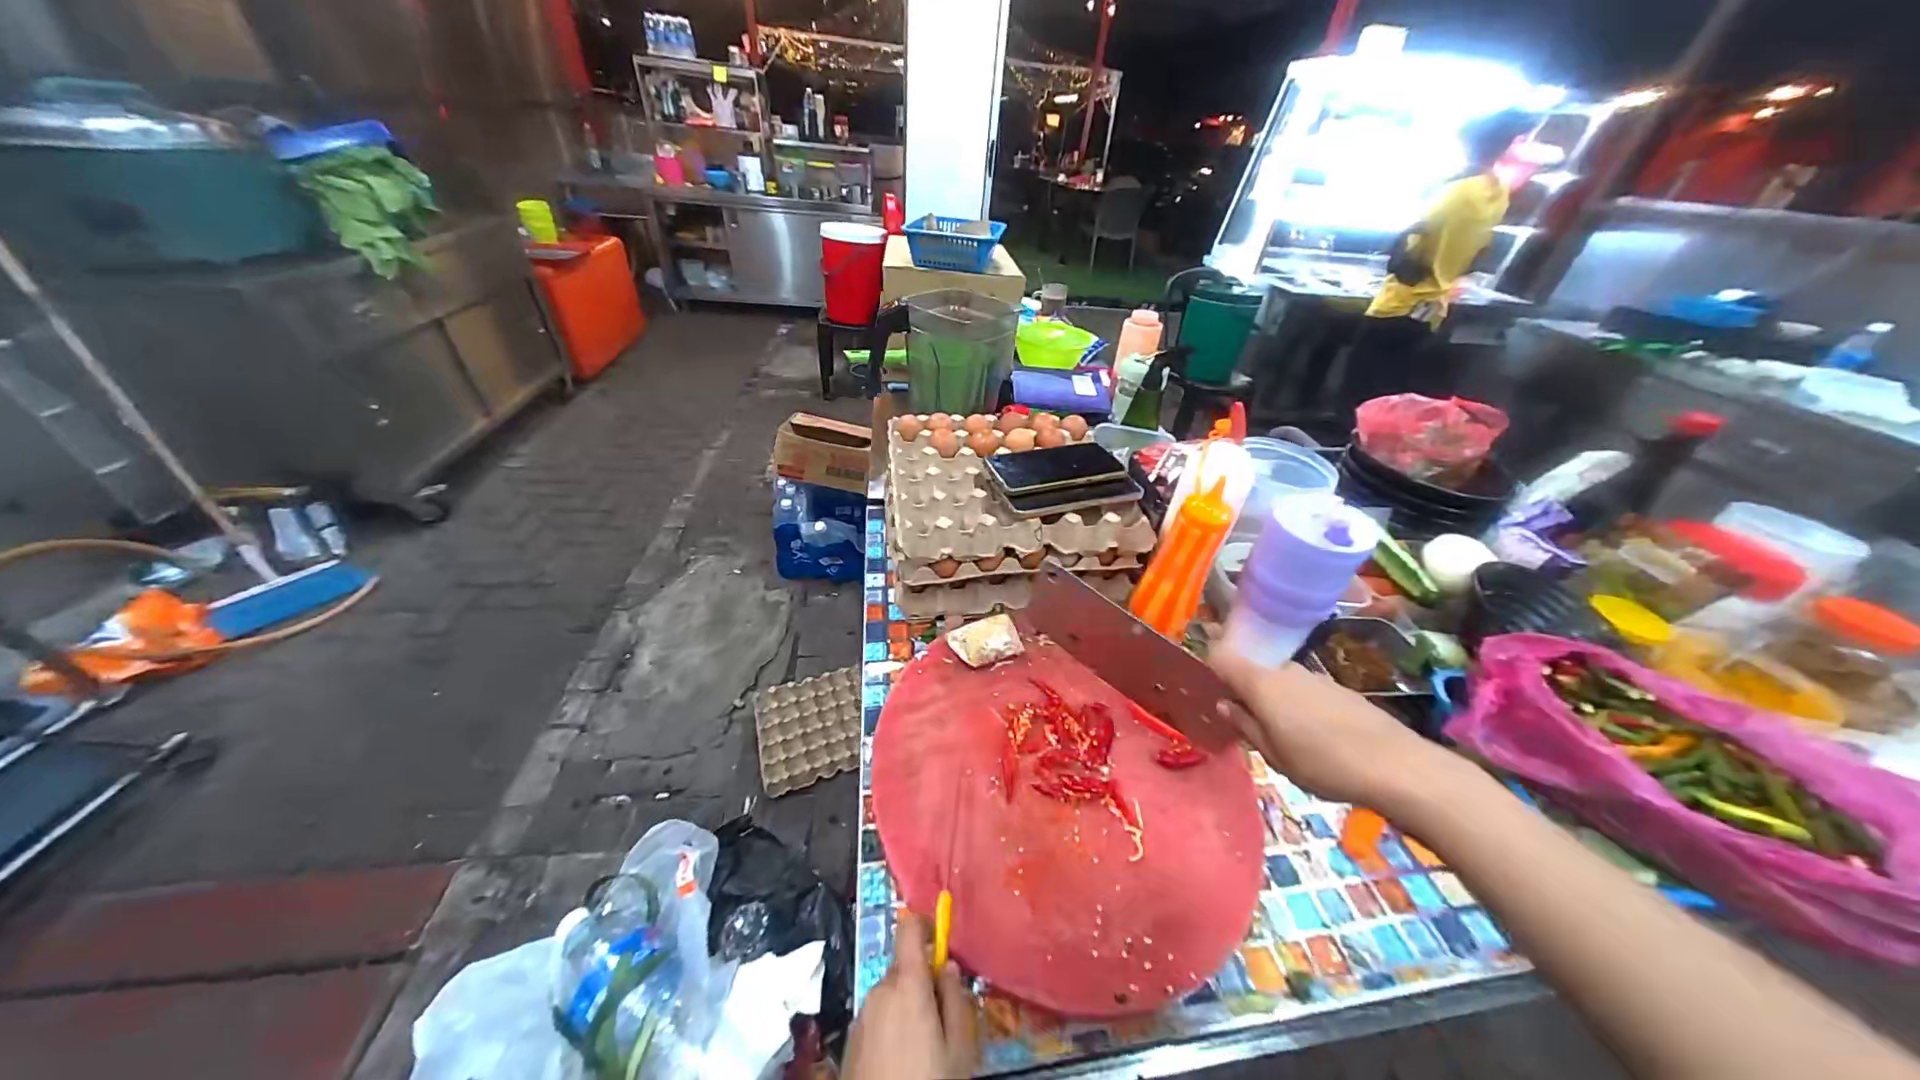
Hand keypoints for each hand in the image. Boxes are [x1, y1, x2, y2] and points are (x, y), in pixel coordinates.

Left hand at [842, 910, 979, 1079]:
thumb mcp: (959, 1048)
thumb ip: (956, 1000)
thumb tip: (949, 966)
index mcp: (907, 985)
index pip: (908, 929)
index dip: (925, 923)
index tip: (941, 937)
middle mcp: (879, 990)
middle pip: (904, 967)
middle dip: (924, 980)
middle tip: (944, 1014)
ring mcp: (862, 1013)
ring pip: (892, 992)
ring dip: (908, 1004)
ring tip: (926, 1045)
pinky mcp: (852, 1037)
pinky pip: (878, 1015)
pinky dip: (892, 1023)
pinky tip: (903, 1059)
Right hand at [1210, 641, 1460, 811]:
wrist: (1397, 766)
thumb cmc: (1322, 763)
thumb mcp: (1274, 754)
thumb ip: (1245, 725)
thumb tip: (1224, 704)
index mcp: (1262, 684)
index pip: (1224, 658)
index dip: (1211, 666)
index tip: (1206, 685)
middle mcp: (1286, 672)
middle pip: (1254, 670)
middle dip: (1244, 689)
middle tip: (1242, 719)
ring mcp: (1316, 678)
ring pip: (1281, 682)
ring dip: (1274, 699)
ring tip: (1279, 732)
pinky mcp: (1340, 690)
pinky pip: (1305, 691)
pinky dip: (1298, 705)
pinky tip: (1312, 735)